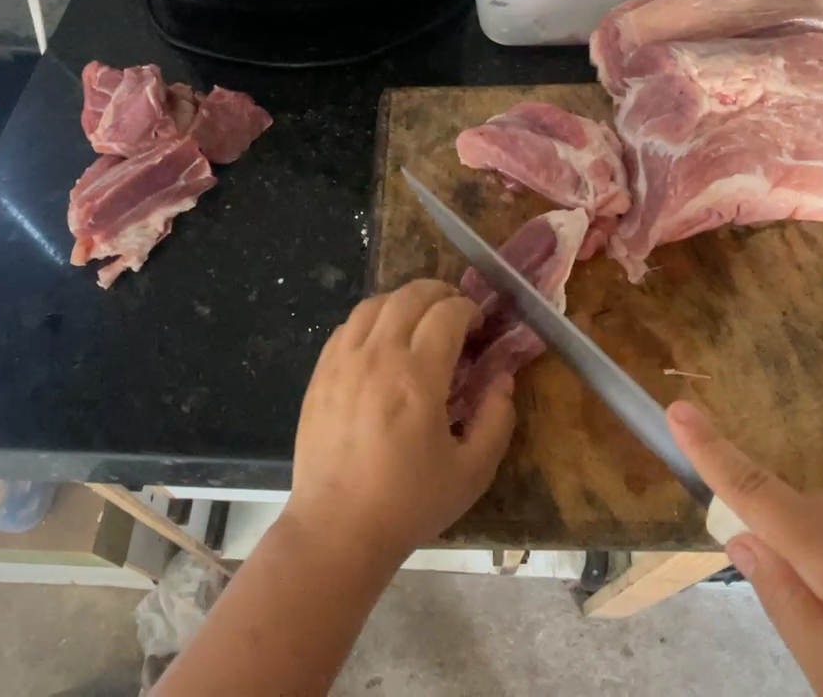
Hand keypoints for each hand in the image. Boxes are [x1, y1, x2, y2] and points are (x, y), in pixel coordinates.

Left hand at [284, 280, 517, 564]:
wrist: (337, 528)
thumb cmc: (409, 503)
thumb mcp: (472, 471)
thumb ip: (496, 418)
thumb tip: (503, 377)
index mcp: (417, 376)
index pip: (447, 313)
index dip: (469, 309)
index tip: (479, 325)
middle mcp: (378, 356)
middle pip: (409, 296)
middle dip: (440, 293)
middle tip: (455, 314)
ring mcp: (342, 362)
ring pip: (373, 304)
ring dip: (403, 301)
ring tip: (419, 320)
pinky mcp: (320, 374)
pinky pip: (346, 326)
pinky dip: (371, 320)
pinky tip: (382, 341)